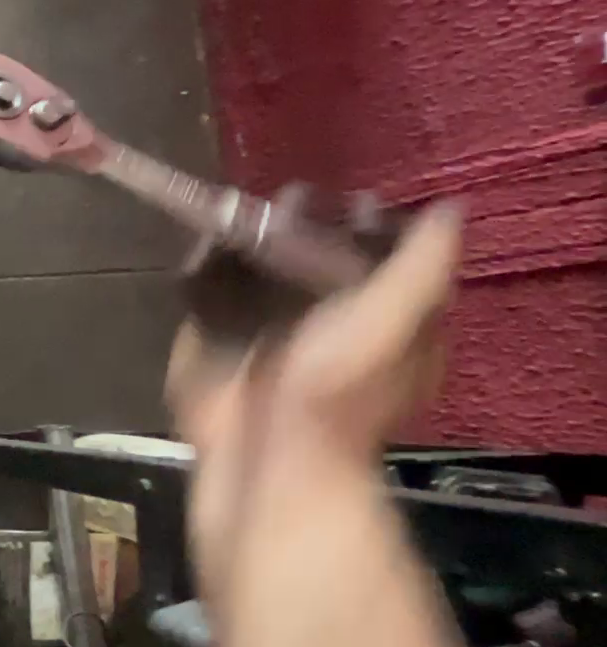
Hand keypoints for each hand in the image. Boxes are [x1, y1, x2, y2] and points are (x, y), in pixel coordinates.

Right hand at [165, 203, 459, 587]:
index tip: (350, 199)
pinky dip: (200, 266)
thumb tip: (446, 208)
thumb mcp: (391, 321)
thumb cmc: (335, 389)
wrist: (262, 447)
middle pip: (305, 255)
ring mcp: (257, 323)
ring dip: (241, 239)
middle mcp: (315, 314)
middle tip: (282, 199)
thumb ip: (417, 267)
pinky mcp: (206, 332)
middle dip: (293, 226)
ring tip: (233, 211)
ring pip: (250, 267)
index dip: (365, 225)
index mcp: (374, 314)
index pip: (374, 255)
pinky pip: (204, 289)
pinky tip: (202, 245)